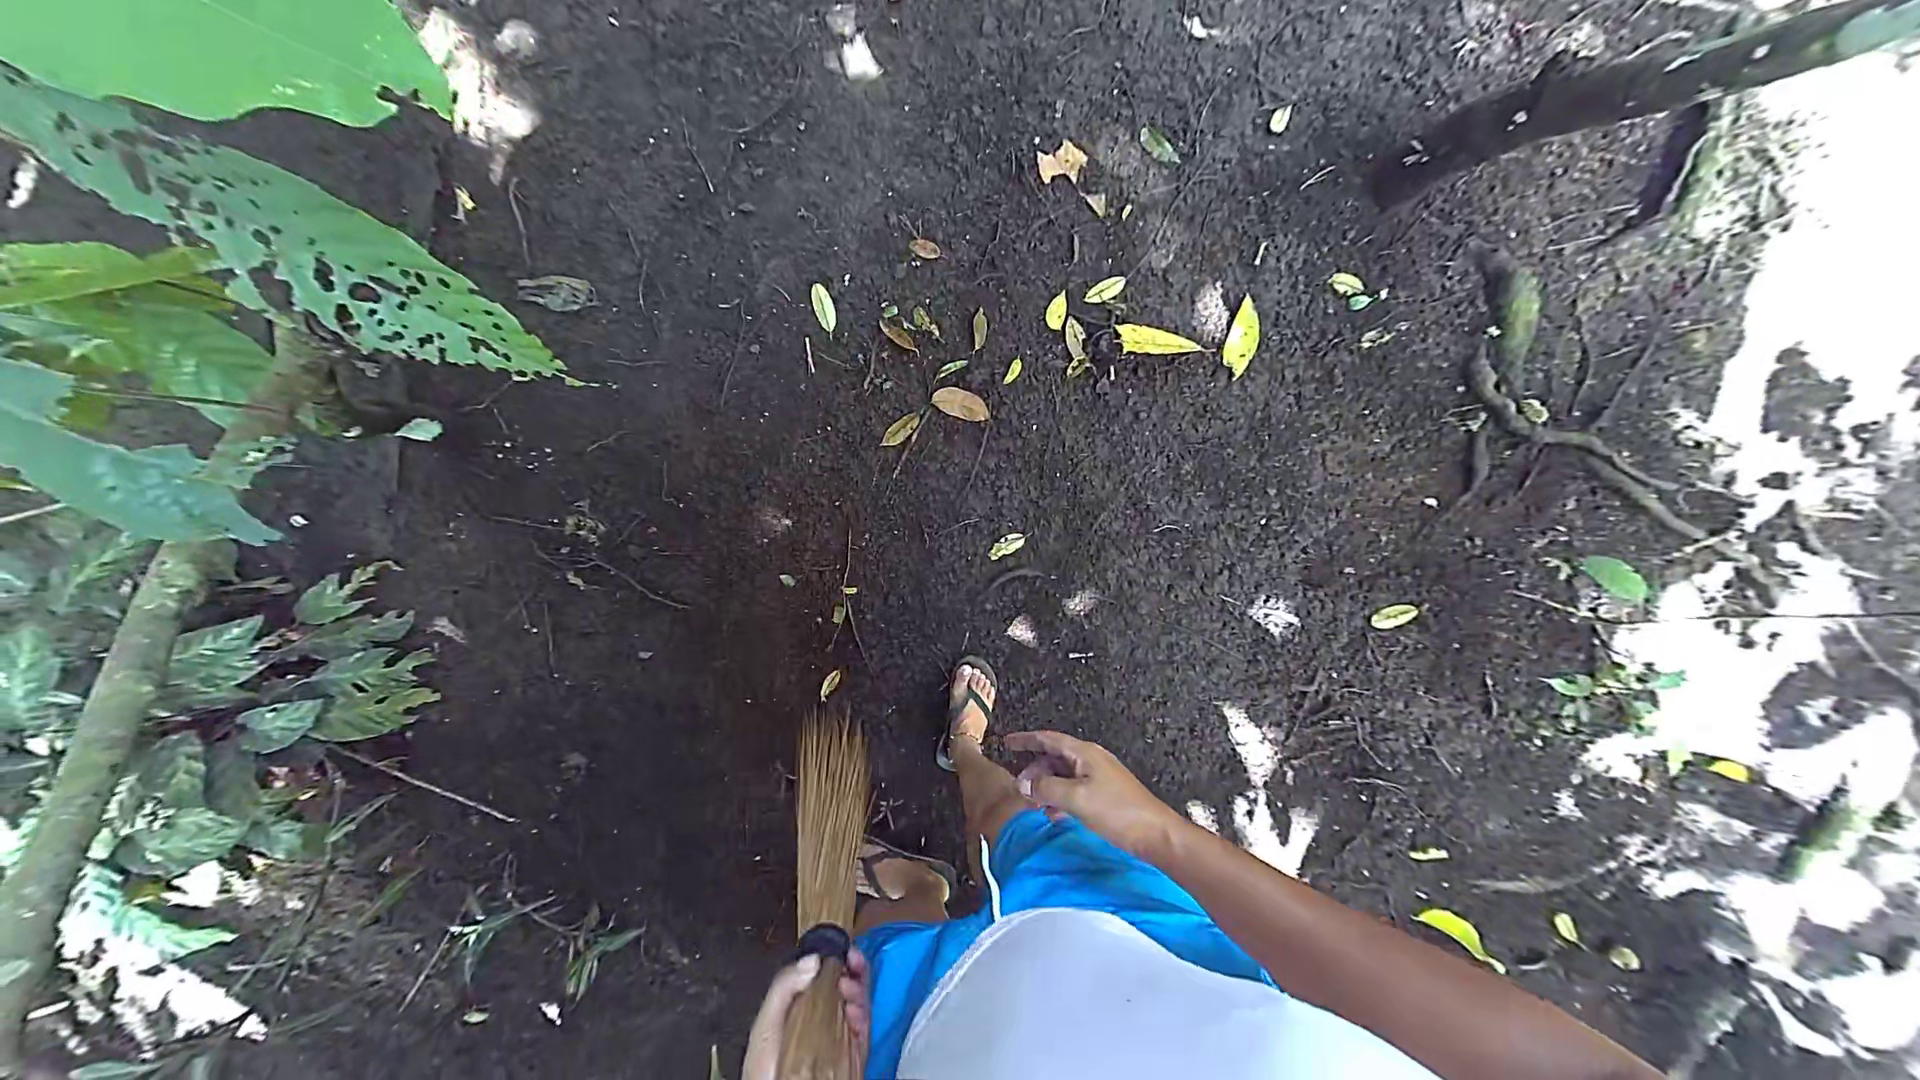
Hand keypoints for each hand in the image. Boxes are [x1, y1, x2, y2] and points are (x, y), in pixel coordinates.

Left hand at [741, 947, 870, 1079]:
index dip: (833, 957)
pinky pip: (865, 1023)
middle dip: (852, 966)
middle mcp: (823, 1014)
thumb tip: (813, 959)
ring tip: (849, 986)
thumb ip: (783, 987)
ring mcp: (840, 1030)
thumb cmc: (765, 1068)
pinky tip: (854, 1009)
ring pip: (859, 996)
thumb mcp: (766, 1023)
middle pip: (846, 980)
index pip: (822, 972)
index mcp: (802, 1003)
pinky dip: (864, 1011)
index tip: (840, 949)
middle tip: (852, 960)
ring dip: (859, 984)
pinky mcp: (855, 1049)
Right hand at [1005, 730, 1187, 859]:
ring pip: (1063, 775)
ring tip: (1033, 803)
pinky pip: (1073, 789)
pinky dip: (1059, 798)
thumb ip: (1046, 789)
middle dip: (1034, 770)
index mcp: (1084, 753)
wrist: (1156, 835)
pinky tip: (1054, 814)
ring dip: (1046, 787)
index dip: (1026, 739)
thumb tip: (1023, 783)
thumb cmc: (1117, 811)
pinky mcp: (1104, 795)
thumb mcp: (1076, 798)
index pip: (1048, 739)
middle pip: (1054, 758)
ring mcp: (1099, 777)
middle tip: (1018, 785)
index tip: (1007, 741)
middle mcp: (1091, 760)